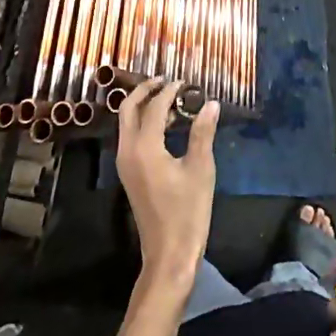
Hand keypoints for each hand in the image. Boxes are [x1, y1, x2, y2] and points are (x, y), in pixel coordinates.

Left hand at [117, 78, 218, 286]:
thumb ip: (202, 132)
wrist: (168, 253)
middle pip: (129, 108)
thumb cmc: (188, 212)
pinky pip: (130, 136)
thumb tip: (211, 103)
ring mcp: (124, 162)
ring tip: (170, 99)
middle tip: (167, 81)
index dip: (170, 91)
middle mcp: (127, 149)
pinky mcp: (127, 172)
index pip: (155, 107)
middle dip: (145, 91)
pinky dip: (142, 122)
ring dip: (143, 106)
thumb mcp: (200, 169)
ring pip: (126, 122)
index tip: (186, 82)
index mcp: (144, 146)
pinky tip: (166, 125)